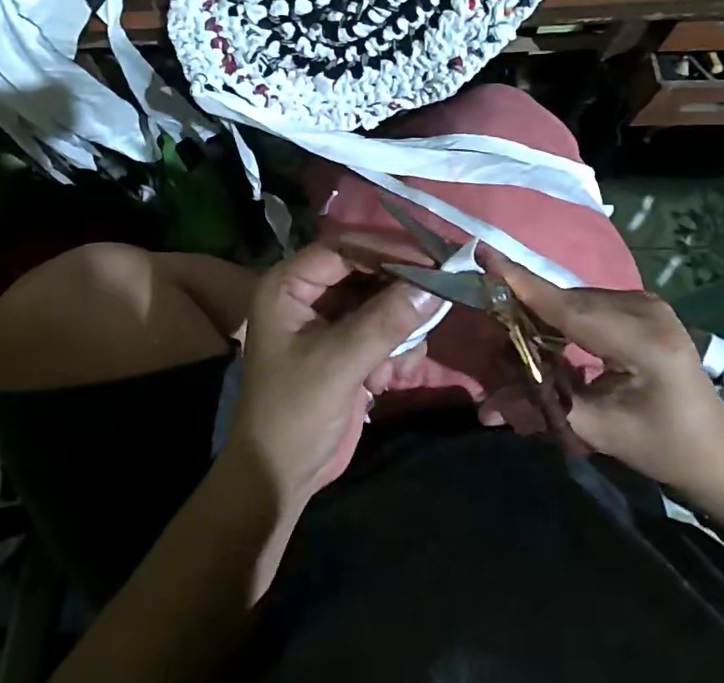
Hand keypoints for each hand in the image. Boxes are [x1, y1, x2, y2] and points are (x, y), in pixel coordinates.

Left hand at [226, 243, 441, 506]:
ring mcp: (331, 320)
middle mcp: (309, 294)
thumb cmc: (293, 414)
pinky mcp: (350, 345)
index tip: (433, 258)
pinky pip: (387, 328)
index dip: (387, 249)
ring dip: (400, 328)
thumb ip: (384, 322)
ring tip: (397, 364)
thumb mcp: (337, 364)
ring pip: (383, 300)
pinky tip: (386, 380)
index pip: (343, 248)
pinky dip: (397, 349)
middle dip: (400, 291)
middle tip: (441, 296)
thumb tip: (434, 286)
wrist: (281, 475)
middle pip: (368, 270)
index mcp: (289, 286)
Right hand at [480, 250, 723, 535]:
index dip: (522, 284)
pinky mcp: (646, 305)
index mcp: (643, 342)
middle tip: (486, 311)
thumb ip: (540, 405)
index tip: (484, 255)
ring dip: (544, 310)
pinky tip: (548, 328)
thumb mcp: (597, 430)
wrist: (716, 451)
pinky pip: (590, 301)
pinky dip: (564, 313)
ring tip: (512, 325)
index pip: (568, 308)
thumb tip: (485, 407)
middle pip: (568, 300)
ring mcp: (649, 303)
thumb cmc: (661, 446)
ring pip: (576, 298)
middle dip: (524, 304)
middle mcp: (647, 310)